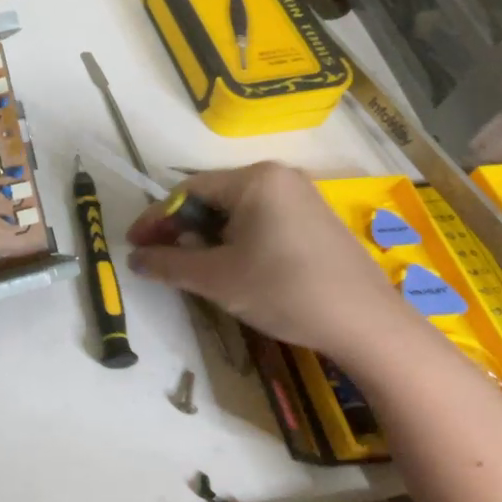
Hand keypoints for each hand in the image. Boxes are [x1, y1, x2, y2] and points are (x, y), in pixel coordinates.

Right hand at [125, 161, 420, 361]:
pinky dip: (237, 241)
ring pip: (236, 212)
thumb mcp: (215, 278)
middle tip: (162, 259)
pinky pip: (261, 220)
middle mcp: (279, 177)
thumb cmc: (284, 291)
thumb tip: (134, 258)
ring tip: (195, 269)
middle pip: (212, 198)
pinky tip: (233, 269)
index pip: (186, 191)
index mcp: (254, 179)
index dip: (155, 219)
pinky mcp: (315, 221)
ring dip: (208, 238)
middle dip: (182, 229)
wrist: (366, 324)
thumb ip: (167, 263)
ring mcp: (302, 197)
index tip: (134, 246)